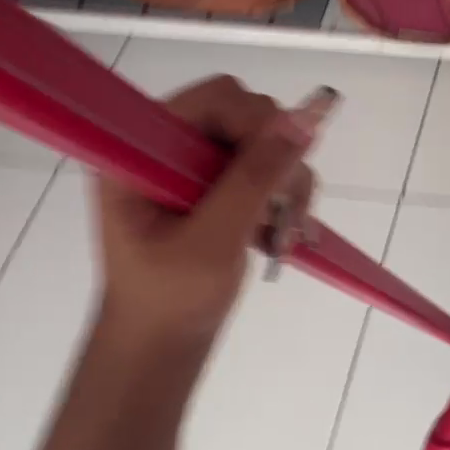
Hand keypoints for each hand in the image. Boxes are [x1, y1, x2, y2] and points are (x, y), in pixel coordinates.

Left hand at [92, 76, 332, 348]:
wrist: (161, 351)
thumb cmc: (169, 301)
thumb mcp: (215, 238)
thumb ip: (258, 174)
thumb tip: (308, 116)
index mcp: (141, 152)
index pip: (215, 98)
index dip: (254, 120)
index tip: (276, 166)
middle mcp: (169, 148)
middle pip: (250, 116)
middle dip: (278, 160)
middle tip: (282, 207)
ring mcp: (198, 166)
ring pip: (272, 141)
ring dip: (289, 184)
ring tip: (284, 232)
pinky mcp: (222, 184)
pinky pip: (275, 165)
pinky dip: (289, 195)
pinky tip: (282, 231)